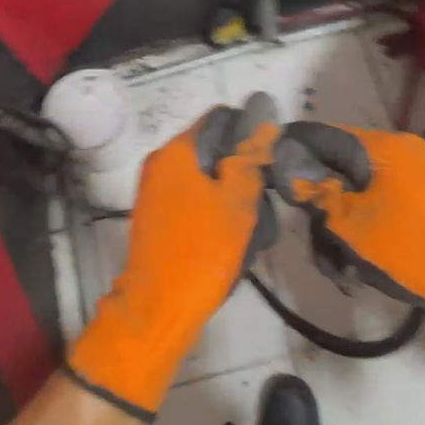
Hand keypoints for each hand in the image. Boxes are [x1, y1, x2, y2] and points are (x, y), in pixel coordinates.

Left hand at [67, 102, 277, 417]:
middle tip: (265, 194)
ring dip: (229, 192)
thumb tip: (261, 126)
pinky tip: (231, 234)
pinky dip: (212, 208)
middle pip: (210, 148)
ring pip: (203, 176)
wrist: (158, 306)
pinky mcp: (155, 215)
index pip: (219, 118)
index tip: (271, 155)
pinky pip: (190, 197)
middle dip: (240, 166)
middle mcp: (159, 162)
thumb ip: (249, 159)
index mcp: (176, 151)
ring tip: (252, 222)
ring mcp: (153, 190)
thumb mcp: (237, 202)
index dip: (250, 130)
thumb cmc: (202, 249)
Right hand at [281, 123, 424, 375]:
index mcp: (387, 147)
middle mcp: (403, 153)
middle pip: (342, 170)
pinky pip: (385, 208)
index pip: (324, 135)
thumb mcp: (358, 225)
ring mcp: (420, 179)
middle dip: (324, 210)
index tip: (272, 179)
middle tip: (321, 249)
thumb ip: (319, 193)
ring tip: (346, 272)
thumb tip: (286, 165)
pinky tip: (367, 270)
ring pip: (362, 195)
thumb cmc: (420, 247)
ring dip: (346, 231)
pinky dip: (369, 233)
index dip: (294, 153)